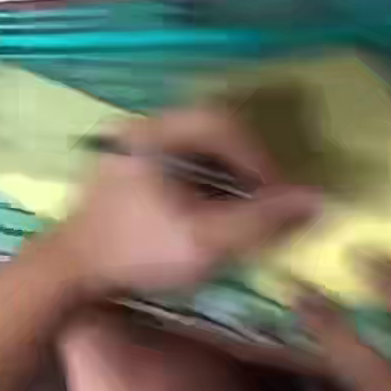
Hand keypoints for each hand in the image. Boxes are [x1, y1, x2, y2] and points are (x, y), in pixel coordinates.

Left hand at [47, 105, 320, 294]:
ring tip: (246, 208)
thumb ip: (261, 220)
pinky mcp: (129, 161)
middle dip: (247, 164)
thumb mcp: (204, 241)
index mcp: (150, 134)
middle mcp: (138, 127)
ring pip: (197, 143)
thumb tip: (317, 199)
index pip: (222, 123)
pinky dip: (206, 177)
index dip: (261, 157)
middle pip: (211, 128)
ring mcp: (130, 142)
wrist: (72, 268)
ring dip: (229, 171)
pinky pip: (180, 156)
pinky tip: (215, 208)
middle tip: (268, 201)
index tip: (281, 197)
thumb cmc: (135, 252)